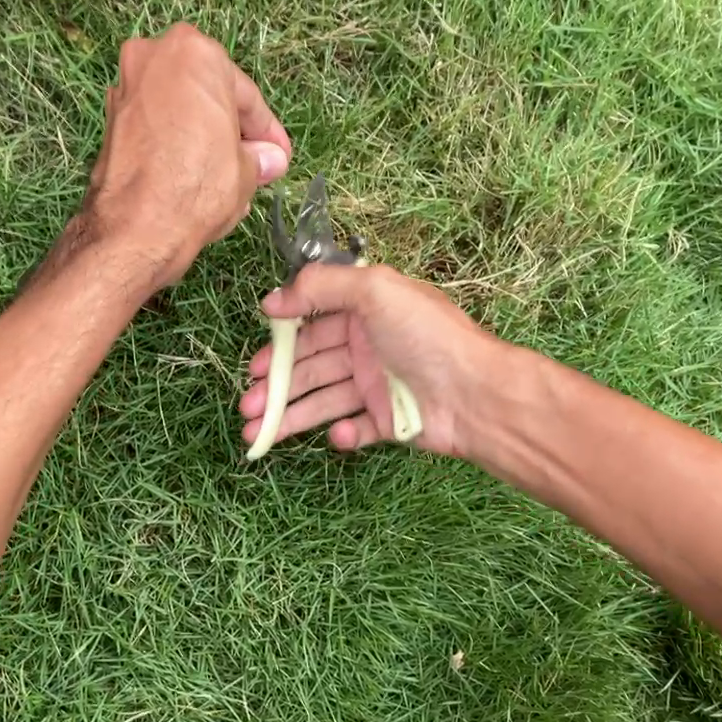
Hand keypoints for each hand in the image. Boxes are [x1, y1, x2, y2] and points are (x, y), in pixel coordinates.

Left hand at [79, 24, 291, 286]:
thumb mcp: (244, 171)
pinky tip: (194, 181)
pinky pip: (155, 132)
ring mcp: (126, 89)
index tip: (277, 155)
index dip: (266, 132)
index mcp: (195, 53)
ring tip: (227, 182)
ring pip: (179, 116)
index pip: (244, 95)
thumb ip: (257, 158)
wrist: (138, 227)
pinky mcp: (110, 124)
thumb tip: (270, 159)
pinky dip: (175, 151)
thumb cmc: (196, 187)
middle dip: (231, 135)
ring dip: (204, 144)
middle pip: (207, 100)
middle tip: (254, 167)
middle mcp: (154, 58)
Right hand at [239, 264, 515, 457]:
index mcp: (364, 313)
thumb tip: (272, 300)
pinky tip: (338, 435)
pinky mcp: (387, 421)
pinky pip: (356, 429)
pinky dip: (343, 435)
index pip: (311, 328)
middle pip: (311, 369)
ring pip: (324, 401)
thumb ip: (321, 286)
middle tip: (248, 407)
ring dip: (291, 416)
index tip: (257, 367)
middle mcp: (367, 348)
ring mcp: (376, 387)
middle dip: (277, 388)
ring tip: (257, 434)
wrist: (474, 393)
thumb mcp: (374, 291)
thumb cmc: (426, 336)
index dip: (281, 348)